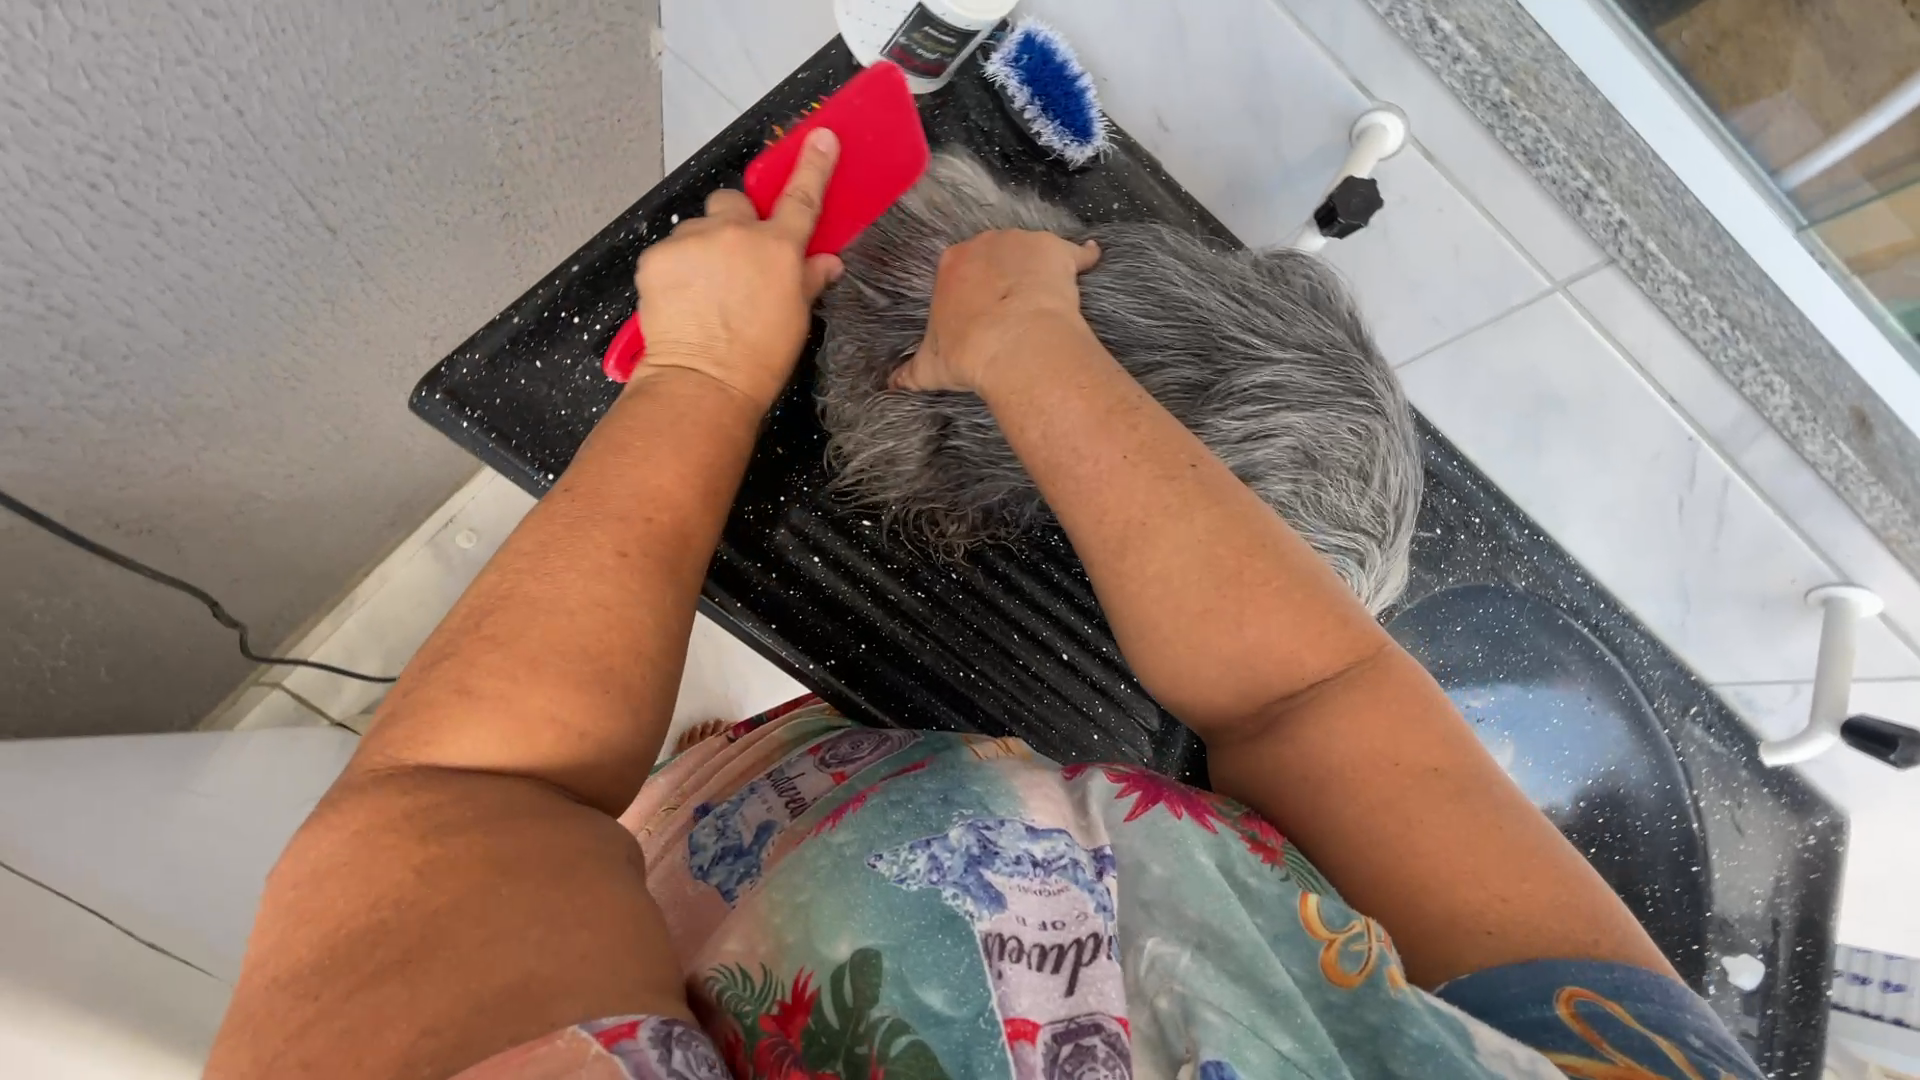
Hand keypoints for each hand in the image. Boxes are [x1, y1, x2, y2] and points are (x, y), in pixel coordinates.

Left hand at [632, 128, 845, 408]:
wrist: (706, 380)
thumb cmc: (760, 358)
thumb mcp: (796, 319)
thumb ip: (808, 280)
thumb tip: (827, 263)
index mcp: (779, 248)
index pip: (801, 198)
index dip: (813, 166)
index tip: (820, 139)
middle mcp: (736, 233)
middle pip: (733, 202)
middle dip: (735, 222)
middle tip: (736, 260)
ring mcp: (693, 241)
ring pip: (699, 228)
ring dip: (704, 248)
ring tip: (706, 292)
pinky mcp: (657, 257)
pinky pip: (671, 251)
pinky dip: (677, 269)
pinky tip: (684, 300)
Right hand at [890, 230, 1100, 394]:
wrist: (1014, 344)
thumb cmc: (968, 353)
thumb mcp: (930, 368)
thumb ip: (910, 373)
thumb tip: (891, 385)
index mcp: (951, 266)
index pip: (960, 270)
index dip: (973, 291)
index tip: (981, 312)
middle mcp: (985, 244)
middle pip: (995, 255)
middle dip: (1002, 276)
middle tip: (1011, 307)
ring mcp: (1023, 243)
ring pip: (1031, 250)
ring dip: (1038, 267)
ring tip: (1045, 294)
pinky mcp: (1057, 250)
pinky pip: (1075, 252)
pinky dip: (1083, 257)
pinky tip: (1091, 261)